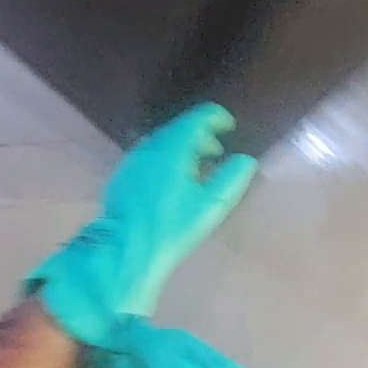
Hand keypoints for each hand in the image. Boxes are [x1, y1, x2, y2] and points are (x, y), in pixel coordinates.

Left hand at [26, 103, 256, 350]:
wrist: (125, 249)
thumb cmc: (172, 228)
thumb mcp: (211, 206)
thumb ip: (231, 179)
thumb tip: (245, 161)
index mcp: (173, 148)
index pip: (197, 118)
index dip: (216, 118)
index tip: (228, 127)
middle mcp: (150, 146)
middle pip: (179, 128)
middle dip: (200, 135)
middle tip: (216, 151)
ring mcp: (133, 159)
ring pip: (162, 142)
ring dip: (181, 148)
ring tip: (196, 168)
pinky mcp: (122, 175)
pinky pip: (148, 156)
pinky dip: (164, 159)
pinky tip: (171, 182)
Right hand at [114, 320, 290, 367]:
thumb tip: (124, 357)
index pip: (157, 348)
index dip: (135, 335)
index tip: (117, 328)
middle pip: (178, 342)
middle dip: (152, 341)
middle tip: (130, 347)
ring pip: (196, 347)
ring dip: (172, 350)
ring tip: (153, 363)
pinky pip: (212, 361)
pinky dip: (191, 362)